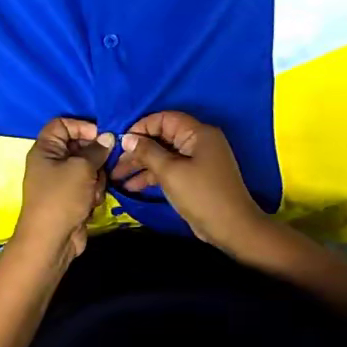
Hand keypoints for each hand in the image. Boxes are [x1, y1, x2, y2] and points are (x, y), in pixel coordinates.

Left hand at [15, 117, 111, 262]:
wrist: (52, 240)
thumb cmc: (62, 197)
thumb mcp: (81, 168)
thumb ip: (97, 150)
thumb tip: (108, 137)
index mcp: (45, 149)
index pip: (61, 124)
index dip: (81, 126)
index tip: (100, 136)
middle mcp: (51, 162)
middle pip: (79, 146)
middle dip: (95, 157)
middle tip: (101, 167)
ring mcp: (61, 181)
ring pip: (89, 167)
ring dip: (96, 178)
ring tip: (93, 191)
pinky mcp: (72, 197)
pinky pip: (89, 185)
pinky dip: (93, 193)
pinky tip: (91, 204)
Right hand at [110, 111, 271, 249]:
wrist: (231, 227)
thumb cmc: (201, 195)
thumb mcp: (170, 172)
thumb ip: (147, 152)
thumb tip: (127, 138)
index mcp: (198, 133)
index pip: (164, 119)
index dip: (141, 128)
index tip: (120, 143)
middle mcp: (198, 142)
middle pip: (162, 138)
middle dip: (137, 150)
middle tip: (114, 164)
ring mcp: (197, 160)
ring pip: (163, 156)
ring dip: (141, 166)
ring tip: (117, 179)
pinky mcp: (194, 177)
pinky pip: (169, 170)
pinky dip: (152, 176)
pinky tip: (132, 187)